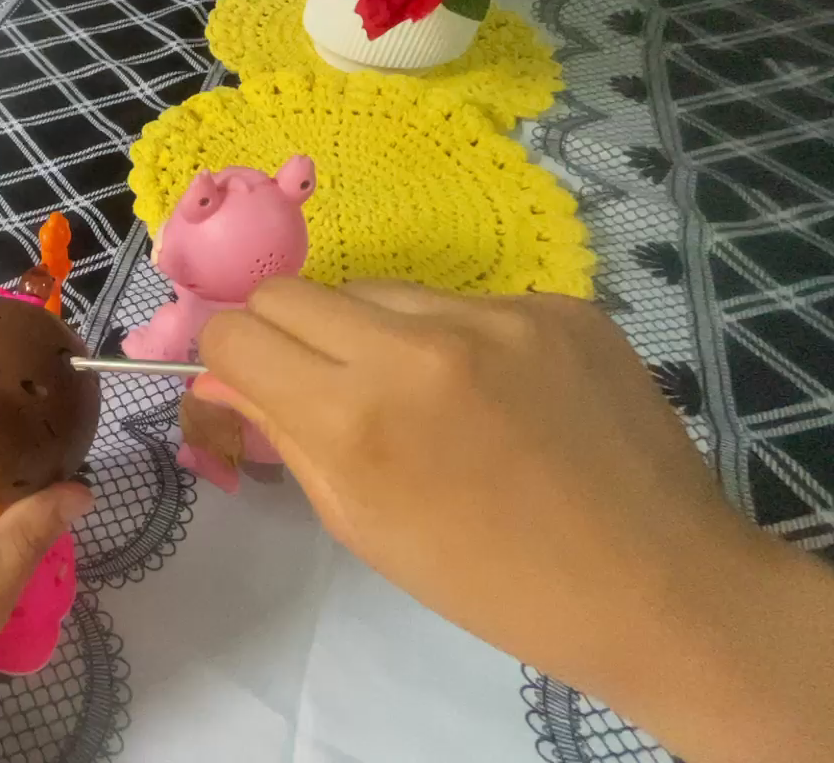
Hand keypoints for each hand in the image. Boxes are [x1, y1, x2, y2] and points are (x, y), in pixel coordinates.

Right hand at [195, 277, 833, 762]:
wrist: (664, 591)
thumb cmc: (479, 574)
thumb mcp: (352, 515)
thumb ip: (273, 428)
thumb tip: (213, 376)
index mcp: (351, 414)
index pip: (232, 332)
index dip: (228, 354)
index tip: (251, 377)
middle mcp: (412, 347)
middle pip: (283, 291)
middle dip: (279, 330)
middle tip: (321, 377)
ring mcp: (491, 317)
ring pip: (365, 287)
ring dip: (363, 329)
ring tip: (416, 387)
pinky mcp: (553, 306)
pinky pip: (450, 299)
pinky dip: (443, 335)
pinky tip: (487, 386)